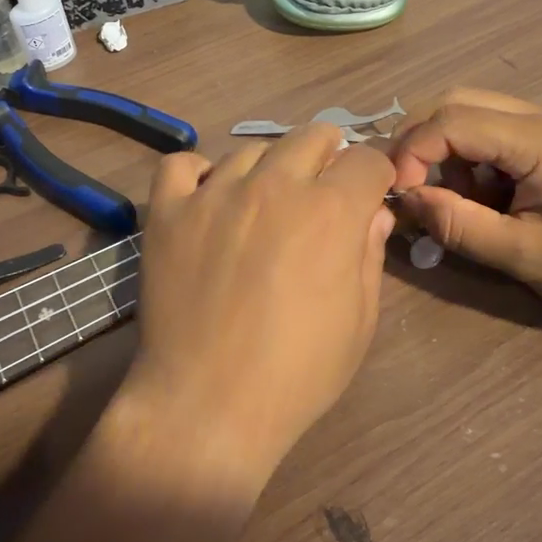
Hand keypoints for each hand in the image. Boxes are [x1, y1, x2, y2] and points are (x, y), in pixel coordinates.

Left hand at [126, 123, 395, 475]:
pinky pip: (182, 165)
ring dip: (268, 168)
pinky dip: (198, 173)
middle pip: (311, 136)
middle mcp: (274, 185)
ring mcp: (215, 193)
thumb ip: (369, 255)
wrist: (207, 405)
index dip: (374, 176)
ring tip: (264, 204)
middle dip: (327, 158)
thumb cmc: (295, 375)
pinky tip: (208, 199)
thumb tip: (372, 213)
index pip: (365, 159)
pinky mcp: (168, 210)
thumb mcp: (357, 323)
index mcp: (330, 211)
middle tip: (321, 193)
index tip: (369, 194)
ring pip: (250, 150)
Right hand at [388, 88, 541, 326]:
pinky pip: (492, 131)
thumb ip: (459, 226)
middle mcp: (539, 117)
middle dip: (419, 139)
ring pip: (472, 111)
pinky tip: (475, 195)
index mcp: (536, 138)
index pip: (450, 120)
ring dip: (443, 146)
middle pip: (456, 101)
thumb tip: (405, 202)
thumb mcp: (525, 255)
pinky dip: (468, 155)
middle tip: (404, 185)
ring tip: (440, 195)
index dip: (412, 153)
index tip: (400, 197)